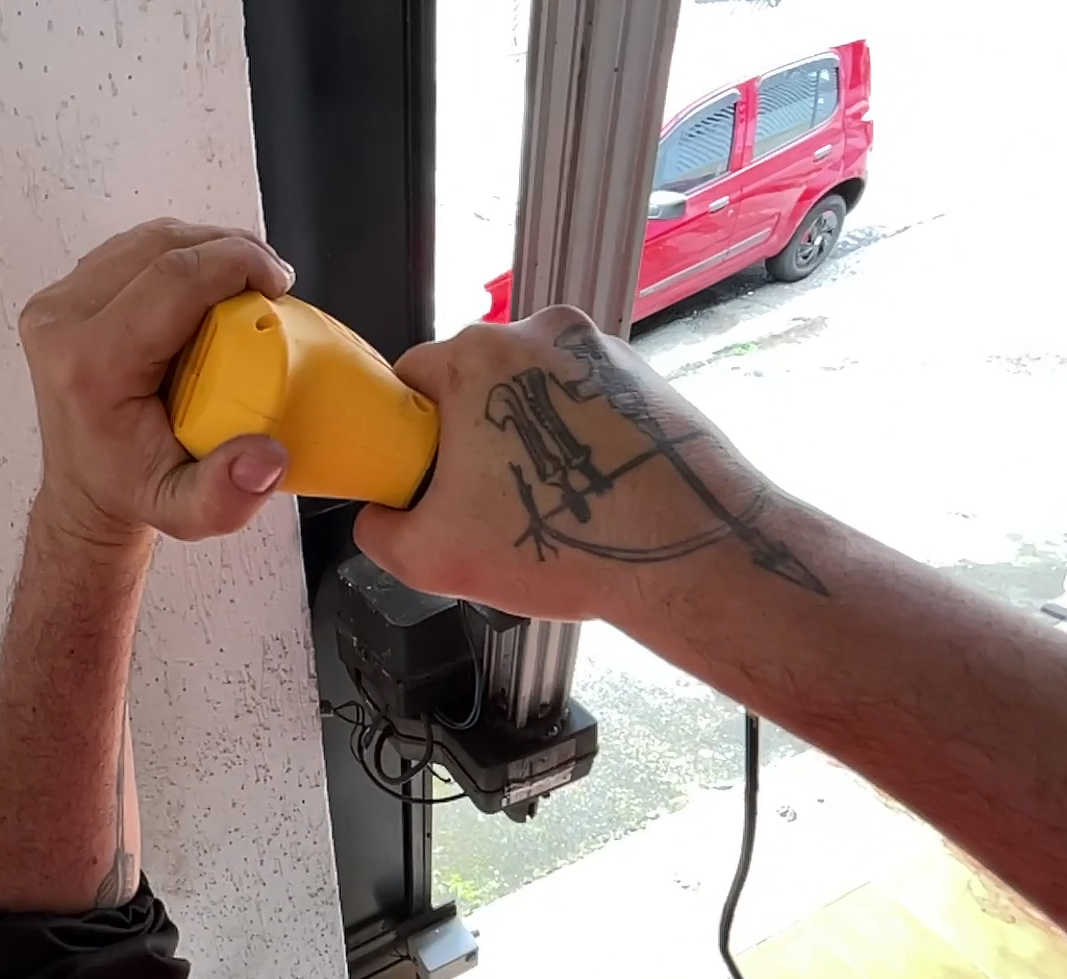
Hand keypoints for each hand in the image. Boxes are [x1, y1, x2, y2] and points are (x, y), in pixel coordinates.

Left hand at [18, 218, 296, 546]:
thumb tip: (266, 456)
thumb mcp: (186, 511)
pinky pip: (132, 252)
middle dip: (229, 250)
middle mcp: (63, 326)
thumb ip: (227, 494)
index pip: (172, 280)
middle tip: (271, 281)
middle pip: (160, 247)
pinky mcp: (66, 296)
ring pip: (146, 240)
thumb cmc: (132, 490)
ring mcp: (58, 305)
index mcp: (91, 367)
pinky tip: (209, 285)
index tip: (277, 283)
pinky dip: (180, 258)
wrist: (88, 488)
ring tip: (246, 281)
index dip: (236, 262)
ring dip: (206, 248)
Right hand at [354, 306, 816, 621]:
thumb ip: (375, 530)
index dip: (402, 430)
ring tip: (534, 493)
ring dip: (513, 433)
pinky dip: (562, 432)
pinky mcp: (635, 374)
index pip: (407, 378)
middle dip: (460, 433)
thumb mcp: (427, 558)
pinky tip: (575, 482)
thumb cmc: (564, 539)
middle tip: (474, 494)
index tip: (418, 471)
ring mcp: (593, 349)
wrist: (691, 553)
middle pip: (467, 381)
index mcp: (476, 358)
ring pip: (521, 389)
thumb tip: (378, 516)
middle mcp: (537, 332)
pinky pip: (571, 397)